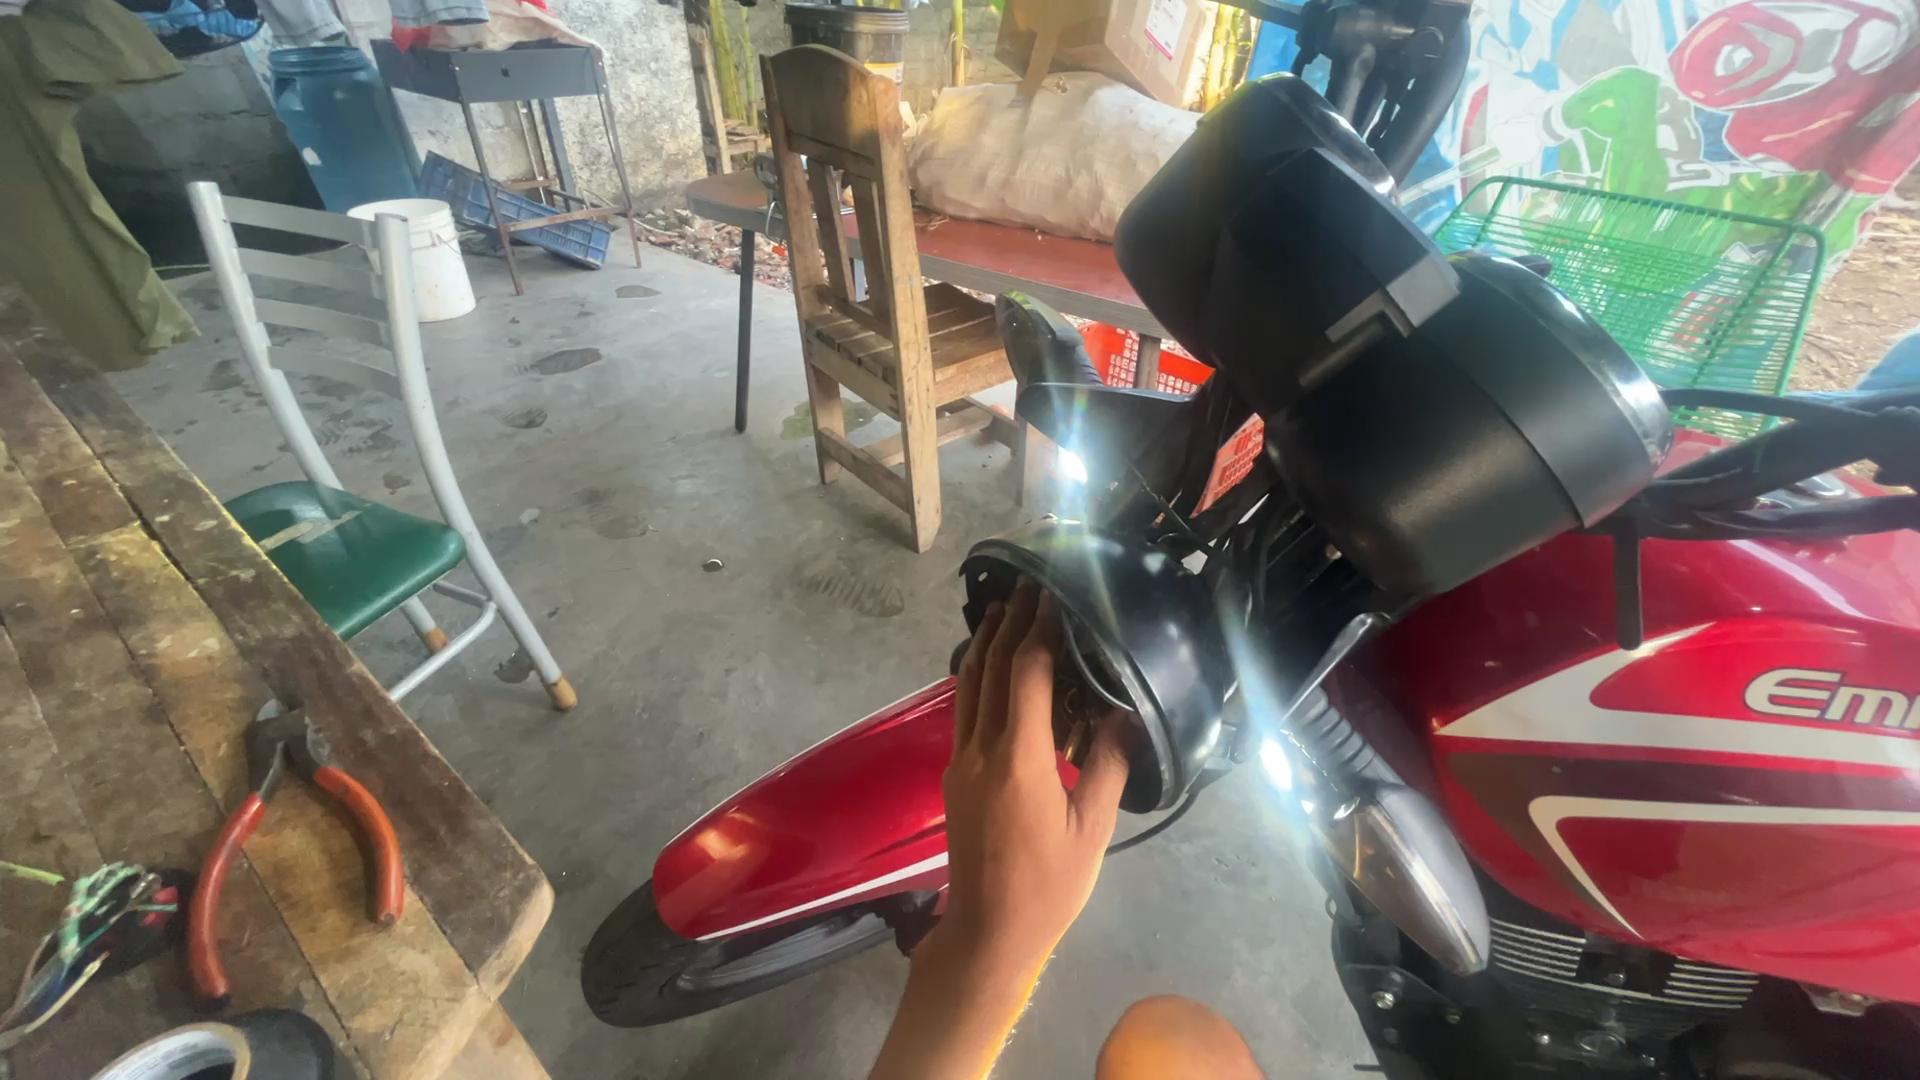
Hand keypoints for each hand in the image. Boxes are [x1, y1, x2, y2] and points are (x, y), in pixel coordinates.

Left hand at [870, 578, 1130, 1079]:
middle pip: (990, 669)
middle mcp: (981, 749)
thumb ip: (1109, 765)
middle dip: (1008, 624)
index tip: (1051, 596)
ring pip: (968, 685)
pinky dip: (976, 675)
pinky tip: (988, 665)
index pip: (1026, 674)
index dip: (1039, 630)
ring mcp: (960, 759)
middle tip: (1025, 587)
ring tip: (1000, 609)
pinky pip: (964, 708)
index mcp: (1019, 760)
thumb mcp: (1091, 830)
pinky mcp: (953, 772)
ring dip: (983, 643)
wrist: (987, 931)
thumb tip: (1126, 711)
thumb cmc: (1048, 886)